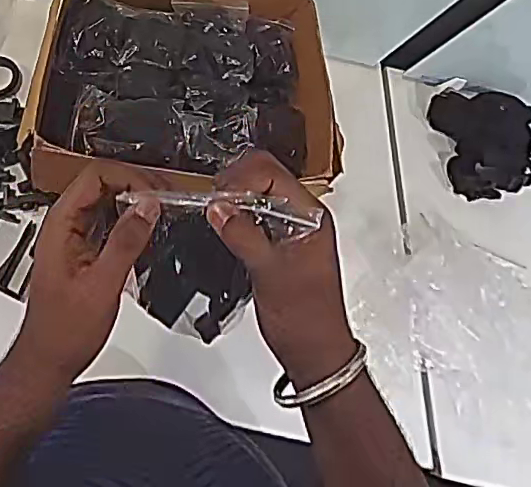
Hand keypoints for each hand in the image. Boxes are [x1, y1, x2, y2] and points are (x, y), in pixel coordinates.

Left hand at [6, 161, 165, 383]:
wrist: (48, 363)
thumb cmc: (62, 332)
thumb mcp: (102, 285)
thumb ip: (126, 242)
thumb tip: (147, 206)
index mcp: (60, 224)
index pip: (95, 175)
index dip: (127, 176)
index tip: (151, 192)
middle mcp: (64, 224)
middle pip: (102, 181)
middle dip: (135, 184)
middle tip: (162, 197)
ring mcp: (73, 235)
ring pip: (107, 199)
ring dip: (134, 200)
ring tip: (159, 210)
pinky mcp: (83, 248)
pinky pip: (108, 219)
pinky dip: (129, 219)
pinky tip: (146, 230)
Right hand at [209, 150, 357, 384]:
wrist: (316, 356)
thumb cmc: (307, 321)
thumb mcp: (269, 274)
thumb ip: (243, 235)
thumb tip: (219, 208)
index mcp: (310, 215)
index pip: (272, 174)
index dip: (242, 179)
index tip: (220, 197)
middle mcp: (304, 215)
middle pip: (266, 174)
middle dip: (237, 181)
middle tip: (215, 201)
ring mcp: (293, 226)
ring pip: (260, 191)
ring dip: (236, 196)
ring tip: (218, 212)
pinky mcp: (281, 239)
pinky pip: (258, 212)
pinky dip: (240, 212)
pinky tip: (228, 225)